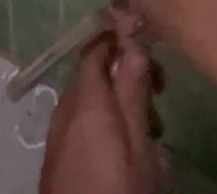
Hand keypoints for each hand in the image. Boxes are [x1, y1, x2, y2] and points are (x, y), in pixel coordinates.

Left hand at [39, 23, 161, 193]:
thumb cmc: (118, 191)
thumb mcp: (139, 143)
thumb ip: (134, 90)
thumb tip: (134, 38)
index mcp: (85, 99)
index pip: (96, 47)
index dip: (120, 38)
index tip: (150, 47)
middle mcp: (64, 109)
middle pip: (93, 73)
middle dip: (126, 74)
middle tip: (159, 95)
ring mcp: (57, 134)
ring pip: (89, 100)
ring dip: (118, 101)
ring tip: (150, 128)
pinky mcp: (56, 158)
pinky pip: (80, 123)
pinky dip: (103, 122)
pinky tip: (124, 148)